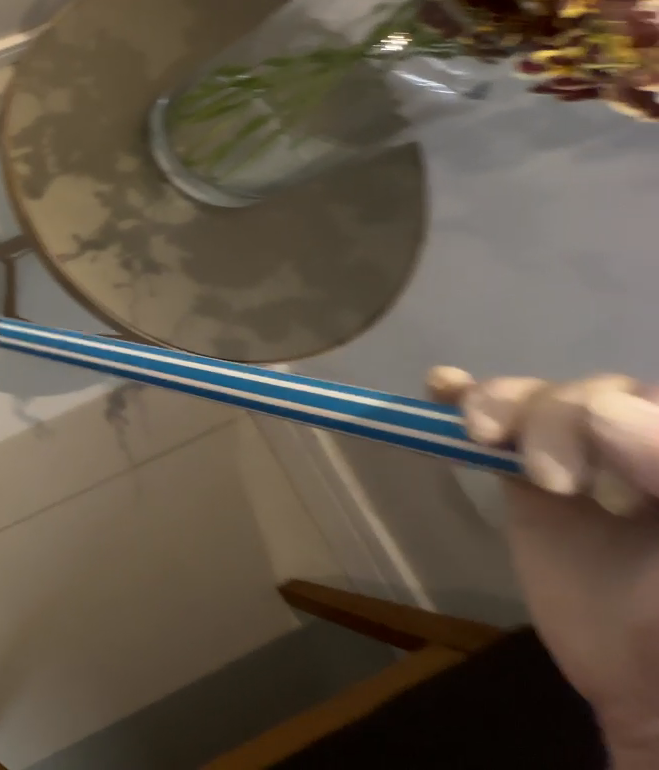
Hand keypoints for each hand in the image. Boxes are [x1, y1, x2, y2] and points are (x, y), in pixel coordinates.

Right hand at [431, 367, 658, 766]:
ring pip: (537, 397)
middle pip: (591, 392)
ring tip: (486, 441)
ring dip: (504, 405)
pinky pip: (496, 424)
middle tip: (562, 487)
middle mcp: (641, 450)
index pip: (648, 397)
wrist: (657, 691)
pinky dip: (465, 395)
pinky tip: (442, 388)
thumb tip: (594, 408)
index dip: (613, 416)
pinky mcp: (526, 482)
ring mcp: (583, 464)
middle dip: (557, 423)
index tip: (608, 490)